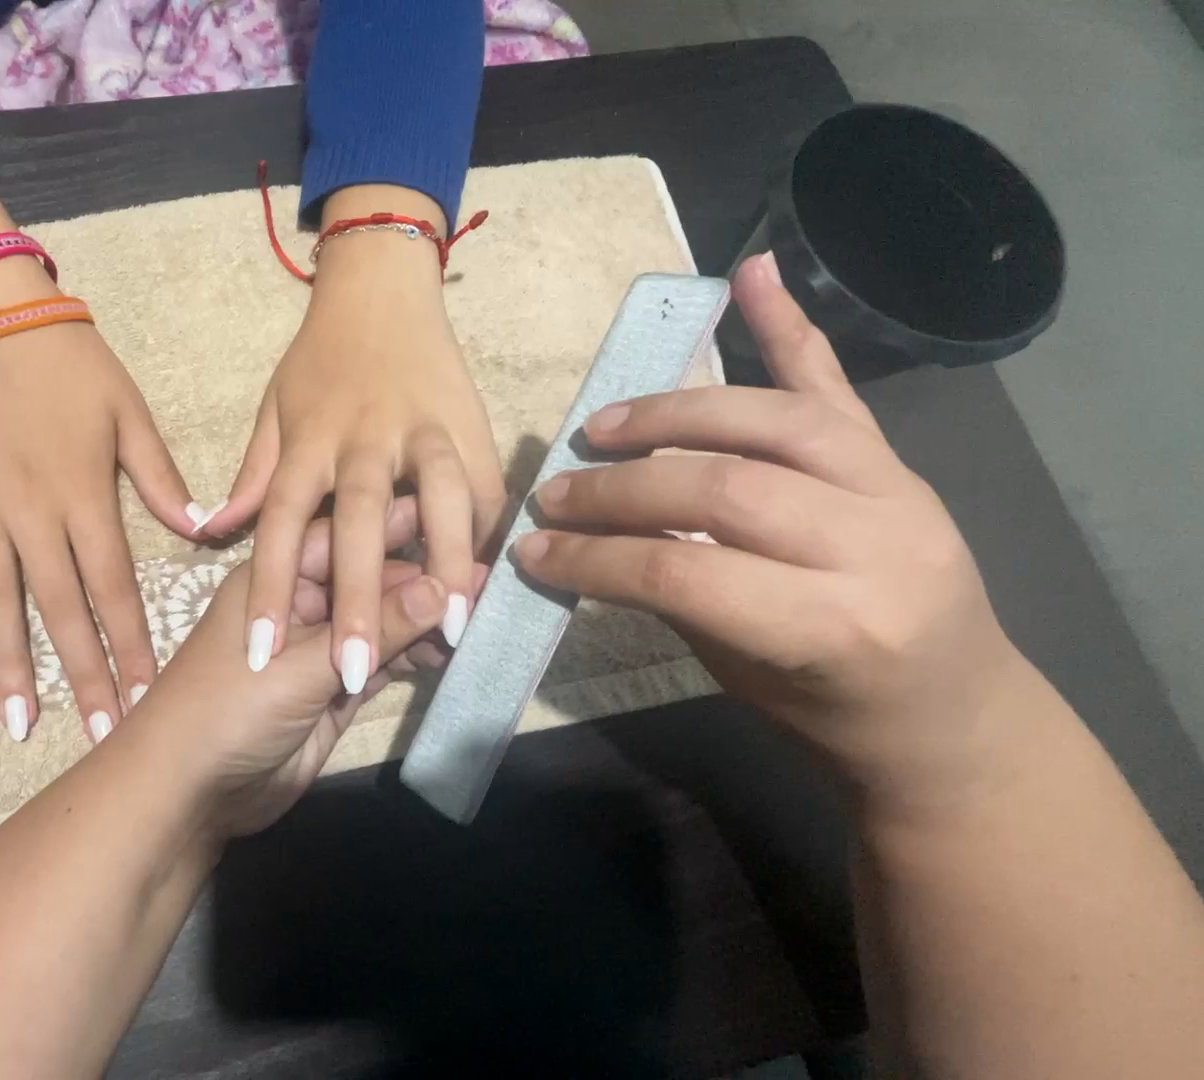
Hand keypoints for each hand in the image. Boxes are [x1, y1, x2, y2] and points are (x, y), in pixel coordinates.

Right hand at [0, 261, 202, 744]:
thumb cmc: (69, 363)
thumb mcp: (129, 411)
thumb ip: (162, 476)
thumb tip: (203, 529)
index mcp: (85, 495)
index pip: (114, 586)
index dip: (131, 643)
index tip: (143, 696)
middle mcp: (33, 514)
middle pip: (61, 608)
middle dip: (82, 674)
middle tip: (96, 732)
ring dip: (11, 662)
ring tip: (19, 720)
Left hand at [130, 499, 483, 836]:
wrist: (189, 793)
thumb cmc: (228, 708)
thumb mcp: (302, 666)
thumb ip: (374, 629)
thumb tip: (444, 588)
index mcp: (275, 575)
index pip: (342, 537)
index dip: (395, 527)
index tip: (452, 516)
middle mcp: (300, 604)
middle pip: (368, 582)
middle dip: (421, 582)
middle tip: (483, 578)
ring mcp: (318, 650)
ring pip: (379, 625)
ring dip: (422, 623)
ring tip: (478, 617)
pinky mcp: (333, 692)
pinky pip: (381, 664)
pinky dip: (412, 659)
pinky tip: (450, 652)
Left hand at [203, 185, 504, 696]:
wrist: (384, 288)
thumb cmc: (320, 361)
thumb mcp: (274, 413)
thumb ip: (253, 476)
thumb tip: (209, 529)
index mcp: (308, 440)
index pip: (280, 522)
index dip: (267, 588)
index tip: (260, 654)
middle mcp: (363, 438)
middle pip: (357, 521)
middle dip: (358, 598)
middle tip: (354, 668)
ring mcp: (422, 430)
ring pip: (434, 498)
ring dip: (444, 564)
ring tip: (450, 631)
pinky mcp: (471, 428)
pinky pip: (477, 489)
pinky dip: (479, 535)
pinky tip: (478, 583)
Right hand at [514, 254, 1028, 820]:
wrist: (949, 710)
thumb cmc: (829, 709)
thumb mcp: (740, 670)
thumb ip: (676, 596)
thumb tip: (586, 541)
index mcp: (833, 624)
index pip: (684, 573)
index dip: (595, 557)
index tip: (532, 551)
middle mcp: (877, 545)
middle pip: (723, 488)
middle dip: (621, 487)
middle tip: (556, 492)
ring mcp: (898, 490)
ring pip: (773, 422)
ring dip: (675, 412)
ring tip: (605, 426)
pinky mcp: (900, 460)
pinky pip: (837, 388)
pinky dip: (790, 327)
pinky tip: (753, 273)